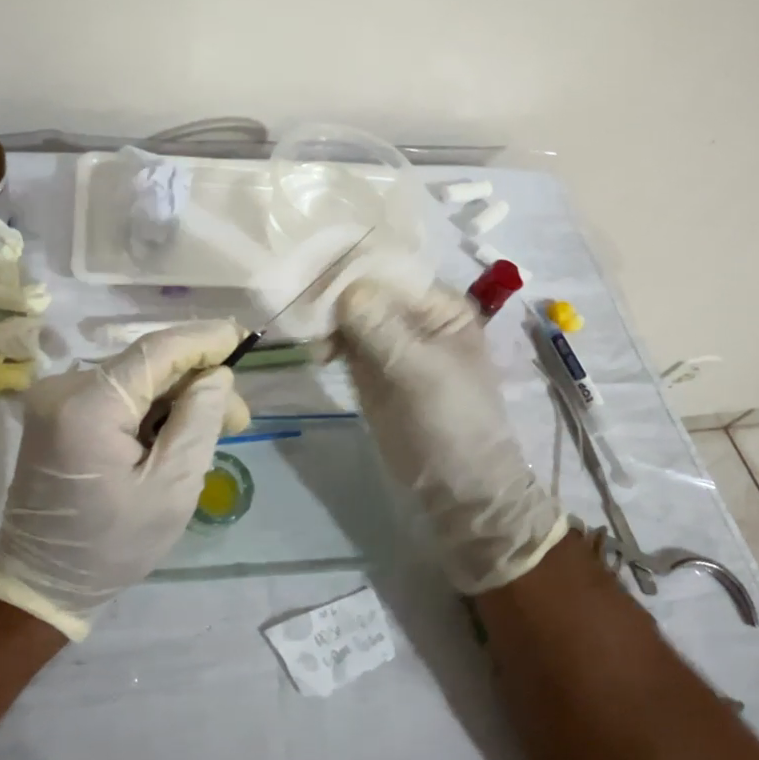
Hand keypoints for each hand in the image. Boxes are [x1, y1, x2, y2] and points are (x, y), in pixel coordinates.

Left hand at [0, 321, 250, 640]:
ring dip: (176, 397)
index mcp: (88, 406)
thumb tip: (216, 374)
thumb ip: (198, 421)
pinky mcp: (57, 412)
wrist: (41, 582)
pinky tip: (175, 434)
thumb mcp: (171, 488)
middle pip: (147, 364)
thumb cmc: (111, 545)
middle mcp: (64, 388)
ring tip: (214, 429)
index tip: (243, 338)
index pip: (156, 350)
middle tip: (238, 418)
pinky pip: (116, 394)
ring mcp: (55, 398)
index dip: (203, 340)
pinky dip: (150, 408)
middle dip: (197, 381)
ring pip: (135, 378)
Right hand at [333, 278, 567, 592]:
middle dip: (333, 294)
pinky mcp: (370, 368)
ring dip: (325, 319)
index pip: (390, 271)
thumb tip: (344, 289)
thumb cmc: (453, 424)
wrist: (458, 490)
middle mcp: (414, 315)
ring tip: (309, 337)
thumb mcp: (421, 372)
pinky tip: (314, 353)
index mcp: (440, 306)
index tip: (315, 272)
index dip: (354, 270)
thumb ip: (382, 329)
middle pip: (365, 289)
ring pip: (348, 314)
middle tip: (300, 305)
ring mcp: (390, 341)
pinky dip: (325, 341)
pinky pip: (342, 341)